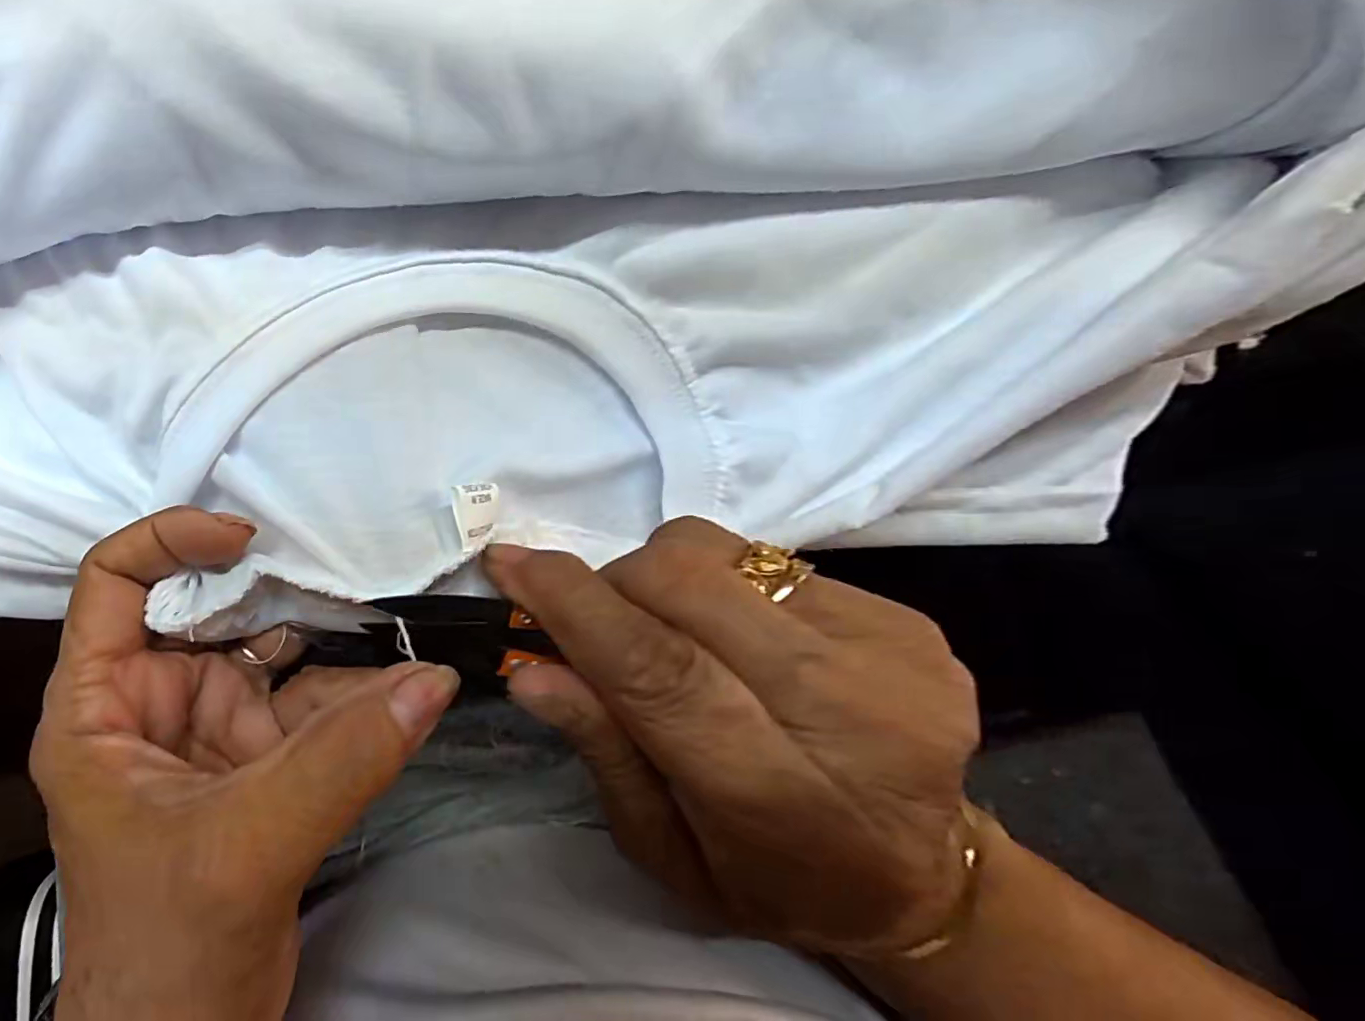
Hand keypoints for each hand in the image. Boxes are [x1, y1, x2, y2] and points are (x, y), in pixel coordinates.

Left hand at [30, 507, 459, 1019]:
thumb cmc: (165, 953)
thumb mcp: (247, 846)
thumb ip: (342, 761)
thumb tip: (429, 685)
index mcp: (102, 707)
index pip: (113, 584)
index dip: (169, 541)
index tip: (244, 537)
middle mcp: (156, 702)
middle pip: (217, 612)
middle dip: (285, 597)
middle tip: (356, 583)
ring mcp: (213, 728)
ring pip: (279, 660)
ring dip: (341, 652)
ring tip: (405, 636)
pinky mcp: (260, 759)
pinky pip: (315, 709)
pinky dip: (362, 701)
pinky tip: (409, 692)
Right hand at [485, 517, 980, 955]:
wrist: (922, 876)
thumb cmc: (766, 878)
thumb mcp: (661, 848)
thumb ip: (602, 750)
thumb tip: (531, 671)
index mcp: (782, 799)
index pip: (660, 672)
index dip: (576, 607)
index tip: (509, 562)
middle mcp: (852, 713)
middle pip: (685, 587)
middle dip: (610, 584)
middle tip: (596, 620)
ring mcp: (892, 654)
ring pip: (717, 552)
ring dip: (660, 575)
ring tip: (667, 626)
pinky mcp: (907, 618)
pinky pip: (762, 555)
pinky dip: (715, 580)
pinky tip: (733, 631)